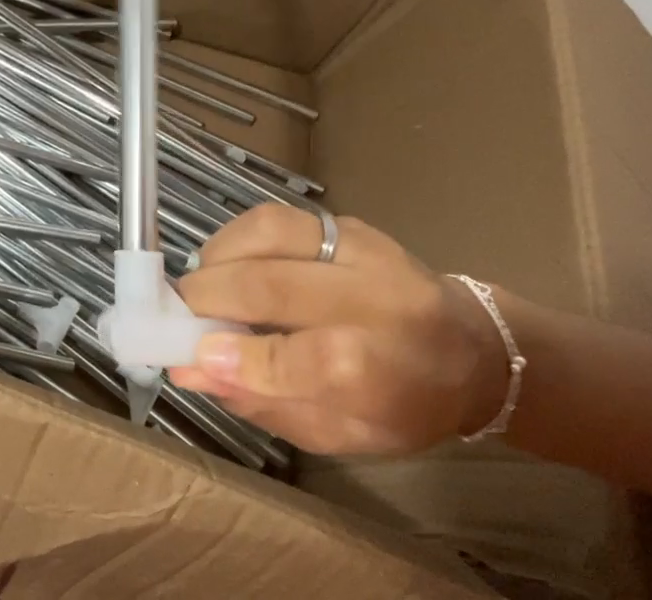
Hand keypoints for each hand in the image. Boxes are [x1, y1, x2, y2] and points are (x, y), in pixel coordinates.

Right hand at [169, 204, 510, 454]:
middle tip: (177, 312)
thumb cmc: (404, 404)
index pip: (310, 358)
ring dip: (220, 255)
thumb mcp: (342, 433)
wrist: (474, 349)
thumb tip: (190, 369)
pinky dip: (237, 237)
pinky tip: (226, 261)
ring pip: (272, 232)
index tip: (192, 355)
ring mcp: (366, 251)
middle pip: (279, 284)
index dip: (243, 357)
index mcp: (389, 370)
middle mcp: (381, 301)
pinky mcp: (349, 224)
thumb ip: (264, 403)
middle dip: (212, 296)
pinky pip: (278, 216)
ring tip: (201, 282)